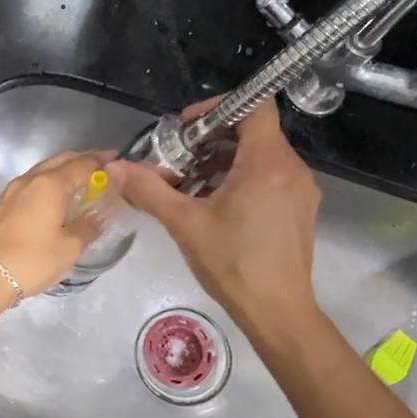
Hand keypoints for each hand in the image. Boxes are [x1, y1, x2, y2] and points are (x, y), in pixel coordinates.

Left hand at [0, 151, 107, 296]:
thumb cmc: (33, 261)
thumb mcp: (70, 247)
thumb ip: (89, 225)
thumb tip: (101, 214)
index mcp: (50, 184)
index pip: (82, 164)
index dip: (102, 162)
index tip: (118, 163)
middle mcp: (30, 179)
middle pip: (61, 160)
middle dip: (83, 161)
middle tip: (102, 170)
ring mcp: (12, 190)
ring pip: (43, 170)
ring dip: (64, 171)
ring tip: (81, 184)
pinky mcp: (2, 204)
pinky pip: (31, 184)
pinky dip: (48, 183)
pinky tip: (55, 198)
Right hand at [109, 95, 321, 330]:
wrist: (277, 311)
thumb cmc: (232, 264)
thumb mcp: (184, 224)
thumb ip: (150, 190)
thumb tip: (115, 167)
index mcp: (267, 162)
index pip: (254, 106)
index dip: (218, 108)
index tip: (186, 128)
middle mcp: (291, 168)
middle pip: (254, 132)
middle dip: (212, 140)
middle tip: (179, 160)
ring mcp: (301, 190)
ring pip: (261, 157)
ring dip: (224, 163)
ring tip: (191, 187)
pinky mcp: (300, 210)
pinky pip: (271, 178)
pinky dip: (242, 180)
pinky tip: (216, 208)